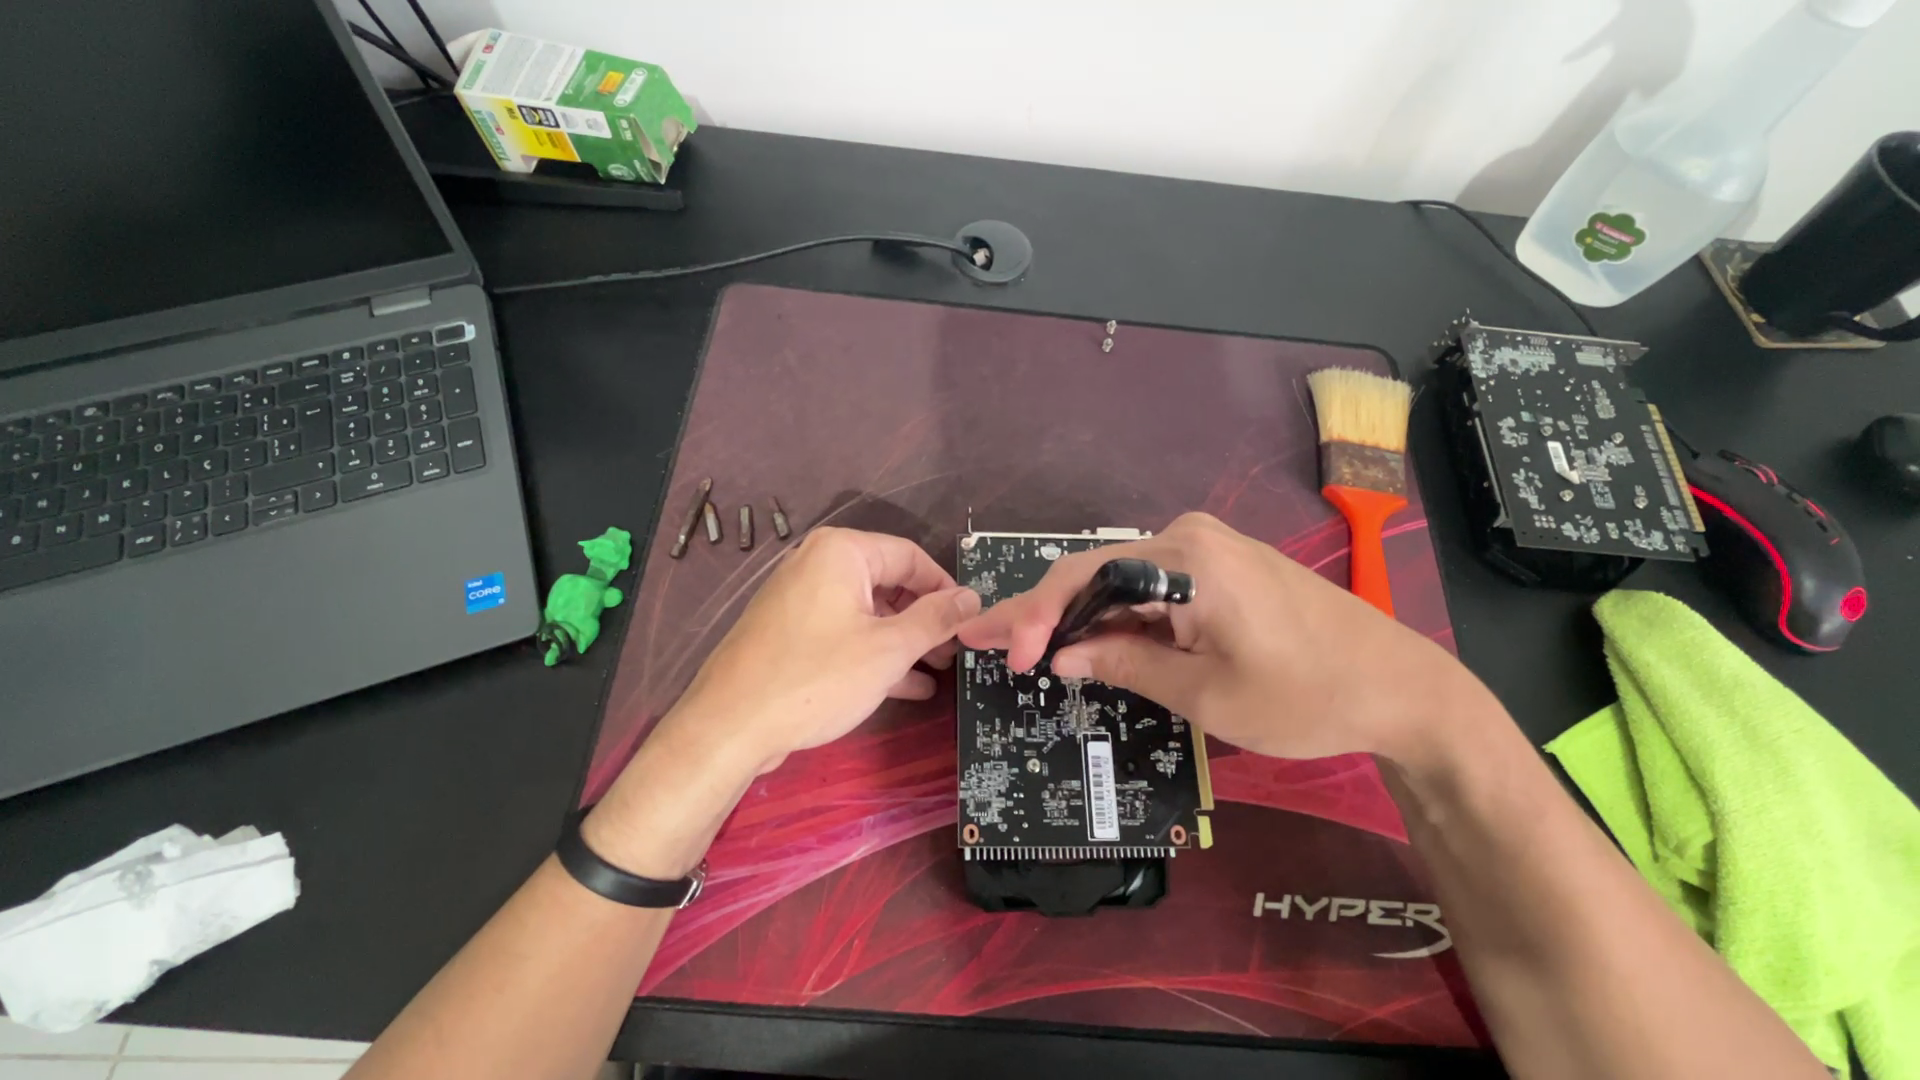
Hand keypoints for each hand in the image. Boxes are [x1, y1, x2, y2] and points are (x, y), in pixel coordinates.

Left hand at [667, 526, 981, 773]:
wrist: (731, 725)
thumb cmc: (818, 677)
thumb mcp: (889, 649)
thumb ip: (935, 619)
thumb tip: (971, 598)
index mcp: (841, 552)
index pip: (910, 557)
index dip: (945, 589)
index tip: (971, 621)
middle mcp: (817, 565)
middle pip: (888, 584)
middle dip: (925, 620)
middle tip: (955, 654)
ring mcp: (800, 600)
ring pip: (867, 613)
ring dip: (904, 642)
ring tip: (938, 674)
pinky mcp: (790, 634)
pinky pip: (844, 633)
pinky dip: (874, 654)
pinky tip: (907, 687)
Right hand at [957, 512, 1481, 761]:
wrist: (1403, 688)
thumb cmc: (1305, 696)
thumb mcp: (1205, 695)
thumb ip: (1125, 666)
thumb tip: (1060, 658)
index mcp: (1187, 559)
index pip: (1085, 578)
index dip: (1035, 616)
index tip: (1002, 654)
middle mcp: (1192, 537)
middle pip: (1098, 573)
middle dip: (1044, 612)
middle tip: (991, 642)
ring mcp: (1212, 547)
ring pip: (1124, 580)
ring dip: (1081, 617)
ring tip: (1028, 647)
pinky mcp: (1225, 566)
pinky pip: (1156, 586)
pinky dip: (1122, 616)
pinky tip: (1091, 641)